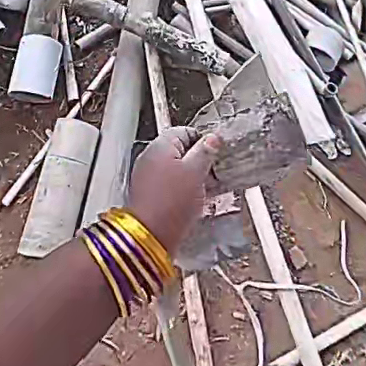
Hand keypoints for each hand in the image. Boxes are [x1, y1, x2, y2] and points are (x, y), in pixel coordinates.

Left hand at [124, 126, 221, 254]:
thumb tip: (212, 138)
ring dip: (193, 176)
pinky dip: (183, 188)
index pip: (184, 131)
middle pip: (179, 150)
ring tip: (208, 189)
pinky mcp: (149, 193)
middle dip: (199, 160)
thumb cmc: (172, 201)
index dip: (203, 140)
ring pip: (175, 168)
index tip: (217, 153)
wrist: (151, 234)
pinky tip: (194, 200)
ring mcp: (148, 175)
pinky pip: (170, 184)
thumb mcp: (195, 173)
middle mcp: (150, 157)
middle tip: (215, 173)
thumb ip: (205, 153)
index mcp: (160, 146)